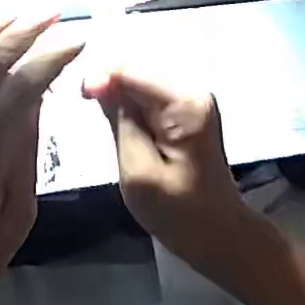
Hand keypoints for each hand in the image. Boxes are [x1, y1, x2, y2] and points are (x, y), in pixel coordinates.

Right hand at [82, 70, 261, 282]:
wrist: (221, 237)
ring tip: (103, 113)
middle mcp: (192, 90)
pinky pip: (145, 87)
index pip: (130, 70)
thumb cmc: (181, 214)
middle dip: (107, 82)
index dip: (100, 79)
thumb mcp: (138, 172)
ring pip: (137, 74)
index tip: (83, 99)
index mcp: (185, 104)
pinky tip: (120, 116)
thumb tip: (98, 83)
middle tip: (90, 107)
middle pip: (134, 66)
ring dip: (116, 90)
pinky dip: (127, 98)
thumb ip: (119, 121)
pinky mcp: (185, 106)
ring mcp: (190, 96)